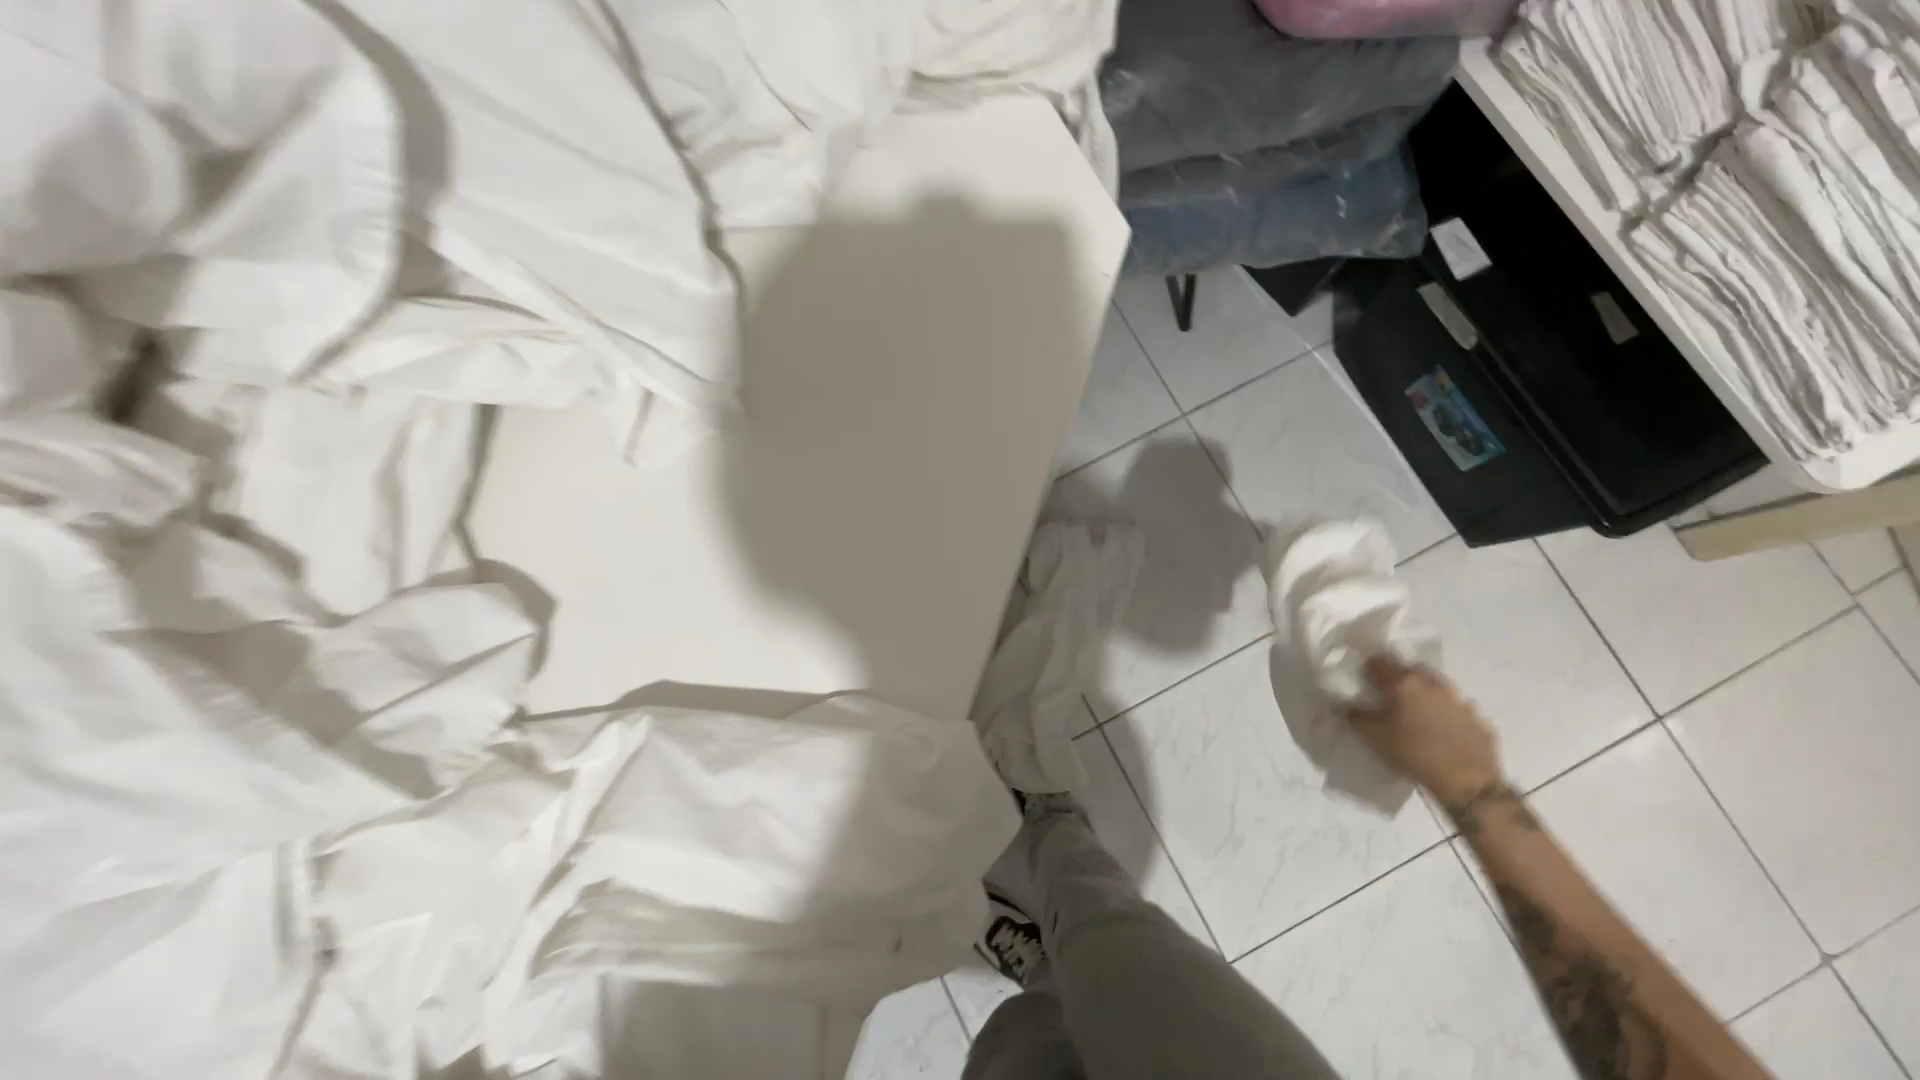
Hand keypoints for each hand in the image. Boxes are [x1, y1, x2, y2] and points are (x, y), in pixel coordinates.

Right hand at [1347, 657, 1502, 807]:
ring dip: (1425, 697)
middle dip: (1399, 680)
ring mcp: (1460, 700)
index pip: (1379, 662)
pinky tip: (1442, 735)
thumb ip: (1356, 717)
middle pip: (1411, 671)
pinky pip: (1457, 711)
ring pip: (1437, 689)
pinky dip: (1447, 716)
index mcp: (1405, 683)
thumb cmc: (1413, 753)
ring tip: (1417, 718)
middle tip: (1390, 698)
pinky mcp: (1478, 719)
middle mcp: (1434, 684)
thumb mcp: (1373, 737)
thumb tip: (1347, 706)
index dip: (1368, 669)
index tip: (1364, 682)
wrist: (1467, 781)